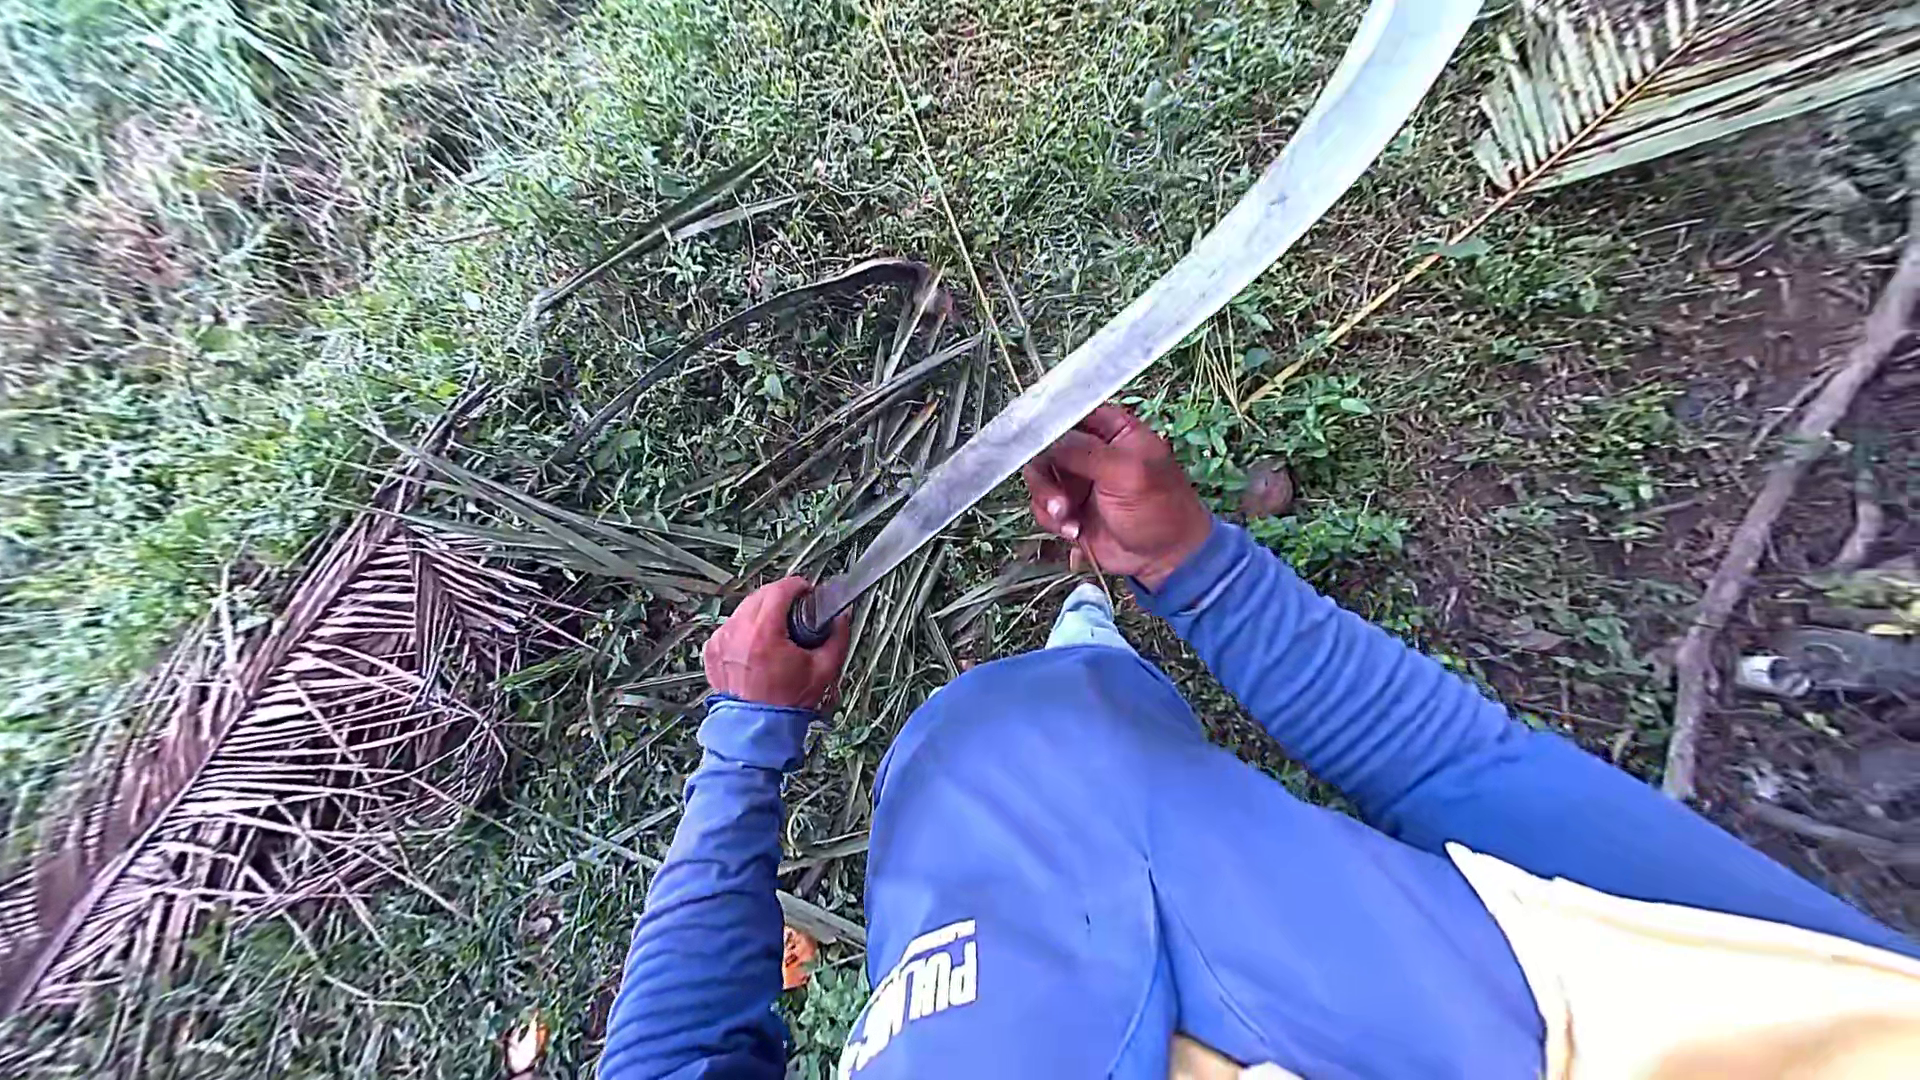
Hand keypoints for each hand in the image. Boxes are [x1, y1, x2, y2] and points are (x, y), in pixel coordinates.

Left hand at [703, 577, 851, 708]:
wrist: (758, 730)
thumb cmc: (788, 703)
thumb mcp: (824, 669)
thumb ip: (838, 637)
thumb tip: (842, 617)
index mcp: (764, 634)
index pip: (780, 589)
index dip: (798, 586)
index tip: (807, 592)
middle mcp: (738, 633)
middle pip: (761, 594)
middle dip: (781, 596)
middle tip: (796, 609)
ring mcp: (721, 641)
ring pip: (744, 608)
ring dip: (763, 610)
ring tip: (778, 627)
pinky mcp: (712, 650)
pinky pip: (731, 625)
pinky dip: (745, 627)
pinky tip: (759, 642)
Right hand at [1021, 405, 1212, 590]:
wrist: (1163, 558)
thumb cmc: (1158, 508)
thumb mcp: (1127, 472)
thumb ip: (1085, 452)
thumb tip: (1046, 442)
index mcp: (1112, 432)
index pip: (1071, 413)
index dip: (1049, 422)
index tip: (1030, 436)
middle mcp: (1090, 452)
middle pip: (1046, 447)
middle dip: (1045, 472)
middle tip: (1058, 495)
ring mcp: (1077, 481)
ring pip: (1039, 477)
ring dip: (1046, 497)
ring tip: (1065, 516)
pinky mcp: (1068, 510)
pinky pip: (1042, 506)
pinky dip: (1050, 519)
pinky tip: (1073, 530)